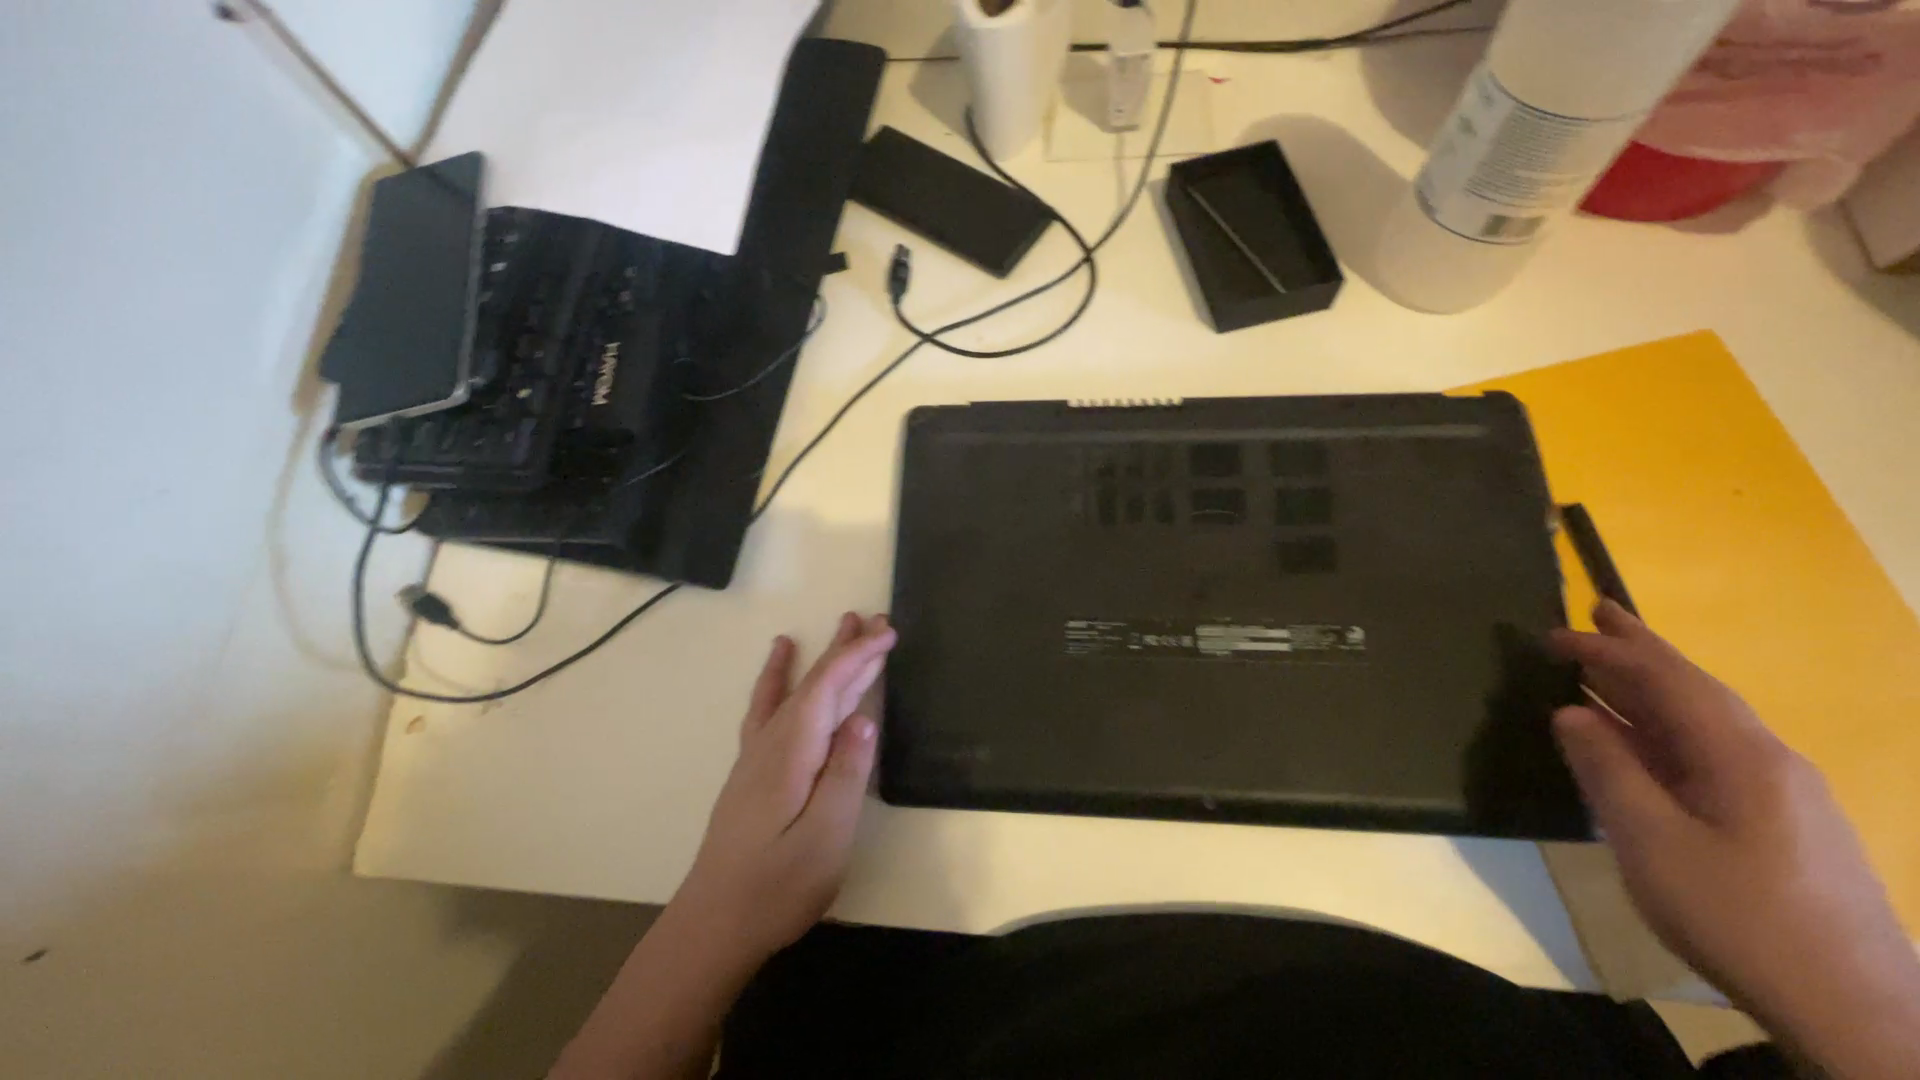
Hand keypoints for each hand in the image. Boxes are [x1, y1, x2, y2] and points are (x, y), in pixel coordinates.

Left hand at [672, 612, 895, 962]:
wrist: (715, 925)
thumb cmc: (777, 887)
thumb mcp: (825, 839)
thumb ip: (845, 776)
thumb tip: (864, 720)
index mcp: (792, 755)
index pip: (827, 690)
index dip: (857, 658)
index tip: (888, 633)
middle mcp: (771, 745)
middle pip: (812, 684)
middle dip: (845, 650)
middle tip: (876, 618)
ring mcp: (757, 757)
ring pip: (794, 692)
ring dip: (820, 659)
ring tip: (839, 625)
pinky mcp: (753, 773)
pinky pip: (768, 709)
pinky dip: (776, 680)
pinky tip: (779, 663)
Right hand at [1551, 601, 1919, 1076]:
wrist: (1852, 1008)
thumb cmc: (1738, 916)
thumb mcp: (1651, 842)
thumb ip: (1608, 770)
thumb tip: (1572, 713)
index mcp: (1742, 755)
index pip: (1667, 680)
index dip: (1609, 651)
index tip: (1554, 635)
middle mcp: (1768, 759)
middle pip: (1695, 688)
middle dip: (1643, 650)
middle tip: (1599, 611)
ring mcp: (1781, 791)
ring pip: (1705, 722)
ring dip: (1652, 690)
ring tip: (1607, 668)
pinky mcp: (1781, 822)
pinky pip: (1711, 754)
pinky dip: (1666, 731)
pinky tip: (1641, 741)